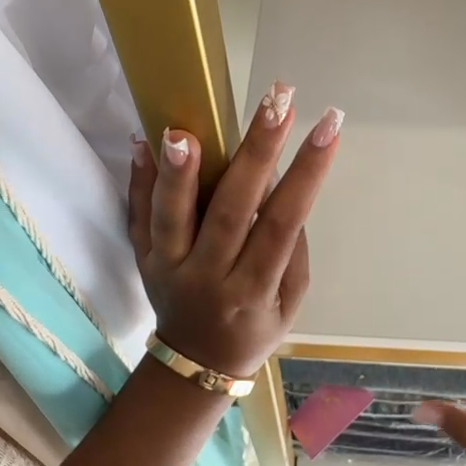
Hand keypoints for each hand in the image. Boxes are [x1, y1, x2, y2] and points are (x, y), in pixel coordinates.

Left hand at [128, 83, 342, 377]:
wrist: (194, 366)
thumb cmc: (255, 328)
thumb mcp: (290, 302)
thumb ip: (290, 248)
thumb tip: (279, 181)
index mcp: (254, 290)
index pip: (283, 223)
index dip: (307, 173)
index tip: (329, 125)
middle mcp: (209, 278)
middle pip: (231, 210)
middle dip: (257, 151)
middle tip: (278, 99)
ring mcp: (168, 268)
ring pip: (172, 217)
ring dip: (180, 172)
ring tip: (186, 128)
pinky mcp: (142, 260)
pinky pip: (136, 217)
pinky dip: (139, 179)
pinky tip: (143, 140)